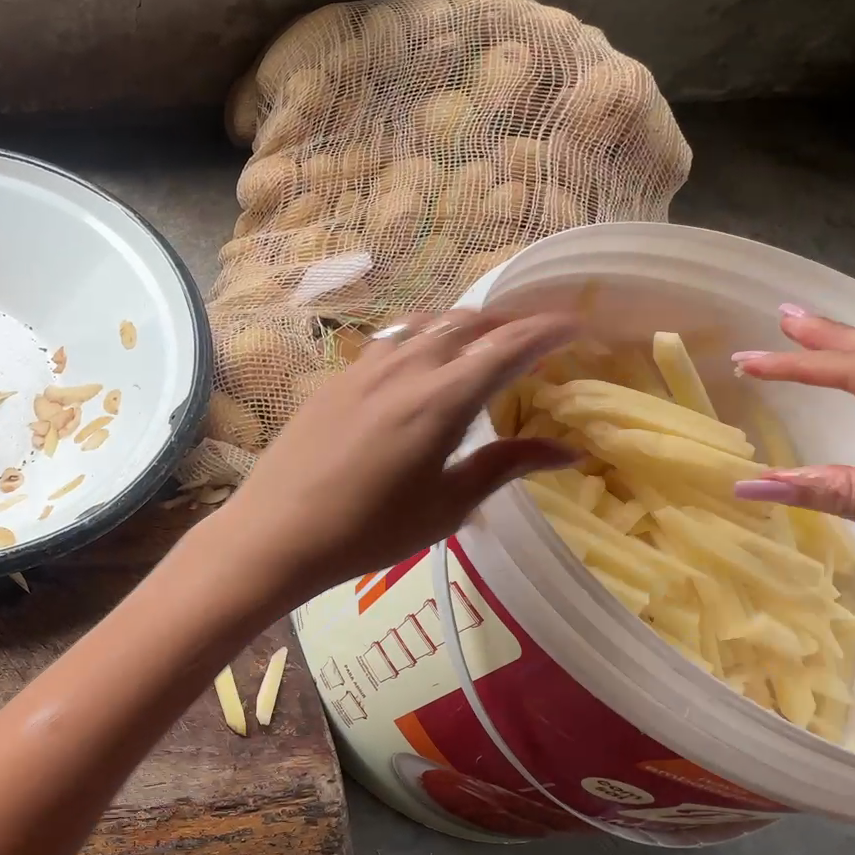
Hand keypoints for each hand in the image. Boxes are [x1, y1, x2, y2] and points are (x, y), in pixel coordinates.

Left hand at [214, 308, 580, 601]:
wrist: (275, 533)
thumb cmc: (366, 532)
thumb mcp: (445, 508)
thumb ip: (501, 467)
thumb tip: (566, 451)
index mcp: (441, 399)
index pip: (507, 346)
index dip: (548, 331)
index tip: (578, 326)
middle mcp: (402, 371)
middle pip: (464, 323)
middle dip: (507, 322)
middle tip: (533, 335)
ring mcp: (359, 372)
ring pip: (420, 326)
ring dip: (458, 325)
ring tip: (479, 342)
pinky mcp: (330, 383)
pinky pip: (384, 344)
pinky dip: (416, 339)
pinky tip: (416, 362)